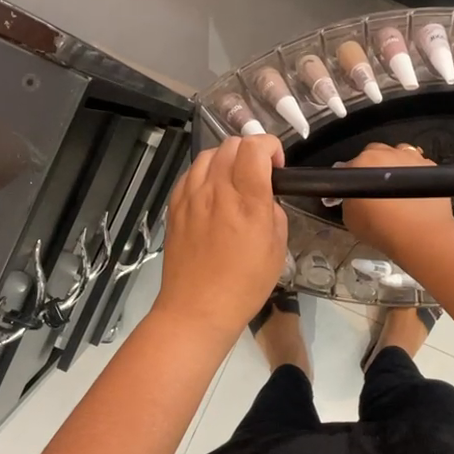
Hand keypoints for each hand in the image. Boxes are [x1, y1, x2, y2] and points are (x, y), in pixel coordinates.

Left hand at [152, 135, 289, 337]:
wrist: (196, 308)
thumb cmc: (244, 285)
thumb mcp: (276, 249)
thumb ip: (274, 213)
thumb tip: (265, 197)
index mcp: (247, 201)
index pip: (256, 147)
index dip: (271, 147)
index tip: (277, 166)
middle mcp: (217, 191)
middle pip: (232, 145)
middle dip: (251, 150)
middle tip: (260, 174)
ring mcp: (191, 197)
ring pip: (209, 154)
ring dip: (227, 159)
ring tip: (235, 181)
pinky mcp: (175, 207)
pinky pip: (190, 174)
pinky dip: (206, 173)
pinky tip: (213, 193)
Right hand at [339, 143, 453, 262]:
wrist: (419, 235)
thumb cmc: (381, 227)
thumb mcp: (349, 217)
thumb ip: (349, 199)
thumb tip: (354, 196)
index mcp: (363, 162)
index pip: (351, 164)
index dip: (351, 177)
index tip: (355, 190)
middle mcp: (387, 153)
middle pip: (375, 151)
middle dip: (373, 165)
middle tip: (376, 187)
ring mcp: (412, 158)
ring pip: (399, 152)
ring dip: (396, 163)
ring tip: (398, 185)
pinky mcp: (431, 167)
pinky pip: (419, 164)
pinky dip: (416, 172)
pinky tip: (415, 189)